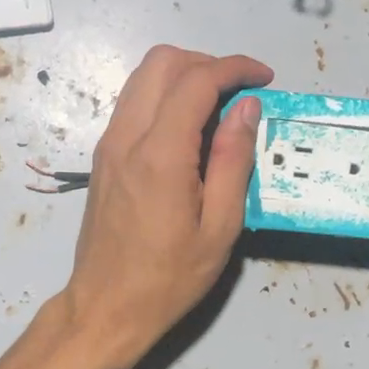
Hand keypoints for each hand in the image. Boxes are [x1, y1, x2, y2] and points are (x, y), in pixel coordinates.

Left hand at [61, 46, 272, 367]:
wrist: (106, 306)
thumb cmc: (169, 277)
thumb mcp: (220, 227)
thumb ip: (233, 160)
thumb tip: (247, 108)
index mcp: (160, 155)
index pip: (197, 81)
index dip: (235, 68)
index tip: (264, 79)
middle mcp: (127, 137)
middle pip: (162, 62)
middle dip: (207, 63)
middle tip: (240, 91)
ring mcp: (109, 143)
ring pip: (142, 77)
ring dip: (183, 75)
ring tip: (219, 105)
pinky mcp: (103, 155)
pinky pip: (133, 103)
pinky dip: (164, 96)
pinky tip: (190, 128)